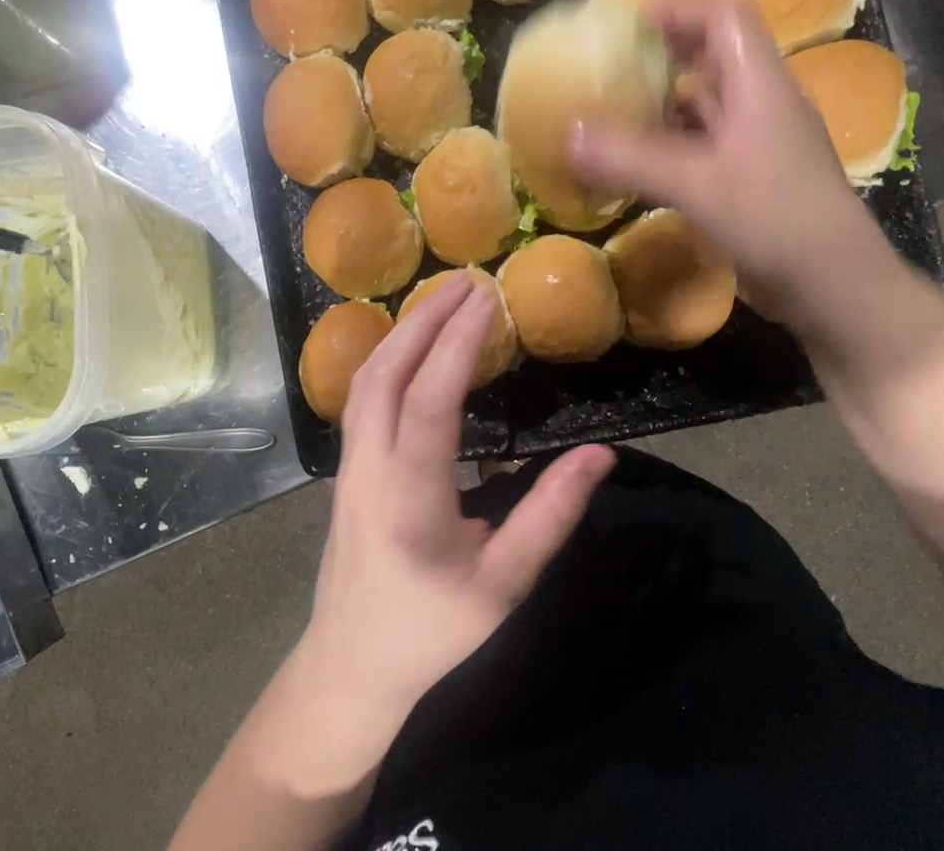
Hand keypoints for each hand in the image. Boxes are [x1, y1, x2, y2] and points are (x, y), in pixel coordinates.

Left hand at [296, 273, 616, 715]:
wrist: (354, 661)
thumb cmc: (433, 629)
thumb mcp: (504, 583)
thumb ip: (549, 517)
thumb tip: (599, 455)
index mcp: (410, 500)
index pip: (428, 403)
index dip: (456, 346)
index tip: (486, 300)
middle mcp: (368, 472)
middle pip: (384, 376)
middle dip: (423, 321)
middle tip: (466, 281)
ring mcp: (347, 469)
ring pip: (363, 384)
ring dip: (400, 335)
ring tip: (441, 302)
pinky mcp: (344, 472)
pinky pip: (359, 401)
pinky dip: (386, 361)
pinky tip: (411, 351)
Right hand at [565, 0, 898, 324]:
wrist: (834, 283)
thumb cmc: (775, 220)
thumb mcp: (697, 185)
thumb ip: (631, 159)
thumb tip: (567, 135)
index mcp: (760, 86)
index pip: (725, 17)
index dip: (679, 6)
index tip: (626, 17)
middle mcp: (762, 104)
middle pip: (715, 54)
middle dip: (663, 51)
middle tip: (610, 62)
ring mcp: (759, 142)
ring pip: (708, 102)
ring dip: (664, 99)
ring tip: (614, 108)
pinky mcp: (752, 177)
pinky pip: (704, 143)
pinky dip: (669, 141)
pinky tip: (638, 161)